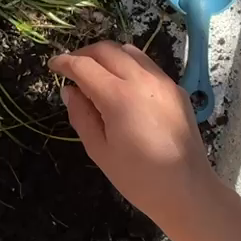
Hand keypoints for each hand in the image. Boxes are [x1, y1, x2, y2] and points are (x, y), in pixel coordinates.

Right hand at [50, 41, 215, 223]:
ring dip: (107, 55)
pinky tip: (122, 84)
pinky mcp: (175, 88)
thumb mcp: (99, 151)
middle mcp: (142, 79)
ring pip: (128, 51)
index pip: (84, 66)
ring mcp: (162, 81)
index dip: (64, 62)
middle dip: (84, 54)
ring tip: (96, 73)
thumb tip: (70, 91)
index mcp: (119, 96)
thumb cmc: (138, 178)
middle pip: (106, 50)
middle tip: (71, 69)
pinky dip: (128, 64)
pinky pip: (146, 64)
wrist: (188, 191)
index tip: (53, 65)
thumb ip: (81, 115)